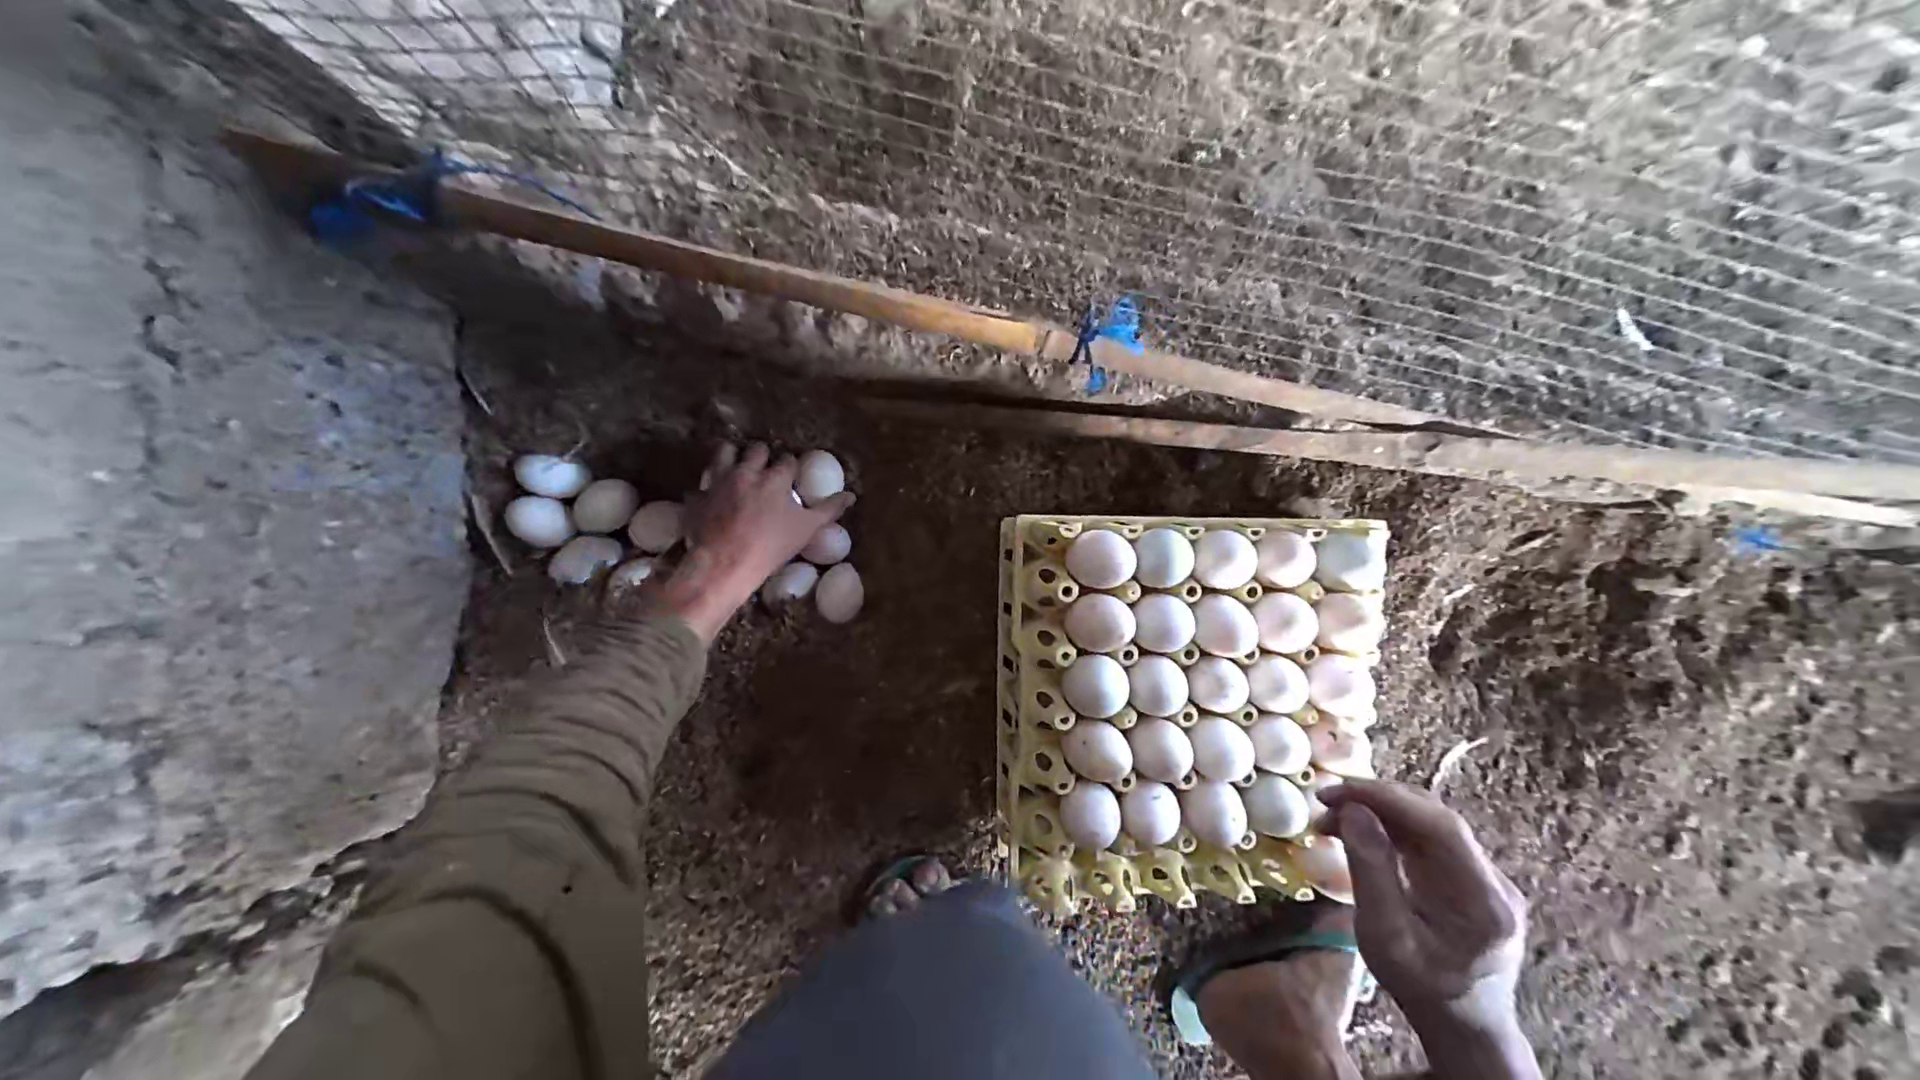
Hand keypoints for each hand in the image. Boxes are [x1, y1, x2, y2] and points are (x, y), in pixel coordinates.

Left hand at [648, 443, 853, 642]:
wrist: (724, 565)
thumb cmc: (771, 547)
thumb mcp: (806, 529)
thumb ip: (829, 509)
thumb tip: (851, 496)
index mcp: (775, 478)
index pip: (787, 460)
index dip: (791, 467)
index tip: (791, 475)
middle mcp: (746, 471)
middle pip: (755, 449)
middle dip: (762, 455)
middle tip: (764, 468)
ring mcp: (717, 482)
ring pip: (722, 453)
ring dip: (731, 456)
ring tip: (736, 467)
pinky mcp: (696, 497)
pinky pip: (698, 486)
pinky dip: (704, 490)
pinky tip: (709, 498)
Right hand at [1320, 779, 1539, 1079]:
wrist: (1463, 1025)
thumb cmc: (1420, 986)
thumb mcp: (1383, 934)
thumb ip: (1370, 869)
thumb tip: (1352, 810)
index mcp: (1484, 900)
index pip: (1440, 825)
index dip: (1386, 798)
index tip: (1336, 792)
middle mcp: (1495, 882)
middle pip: (1435, 817)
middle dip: (1376, 799)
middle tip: (1326, 802)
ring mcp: (1487, 878)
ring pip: (1429, 822)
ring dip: (1378, 810)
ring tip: (1332, 817)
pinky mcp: (1471, 877)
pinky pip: (1428, 837)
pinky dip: (1388, 826)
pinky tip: (1357, 831)